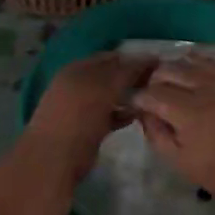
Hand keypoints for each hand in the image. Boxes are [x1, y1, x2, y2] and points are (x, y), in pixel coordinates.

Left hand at [21, 52, 154, 178]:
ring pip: (112, 96)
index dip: (133, 58)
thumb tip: (148, 58)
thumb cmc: (79, 116)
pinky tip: (137, 116)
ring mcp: (82, 107)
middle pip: (112, 76)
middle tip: (159, 83)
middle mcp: (79, 84)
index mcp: (78, 69)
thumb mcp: (105, 87)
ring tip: (152, 100)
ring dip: (130, 97)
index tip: (159, 64)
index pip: (111, 57)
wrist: (56, 157)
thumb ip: (126, 72)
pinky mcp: (88, 128)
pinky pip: (110, 115)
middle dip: (133, 78)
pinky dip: (123, 114)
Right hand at [132, 55, 214, 205]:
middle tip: (148, 96)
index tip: (132, 104)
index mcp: (189, 113)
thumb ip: (155, 132)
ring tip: (164, 84)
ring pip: (185, 61)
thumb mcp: (176, 159)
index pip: (152, 93)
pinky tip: (185, 72)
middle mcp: (204, 90)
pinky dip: (192, 62)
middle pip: (167, 70)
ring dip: (170, 70)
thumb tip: (143, 111)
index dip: (138, 98)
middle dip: (152, 81)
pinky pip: (207, 61)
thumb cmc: (214, 171)